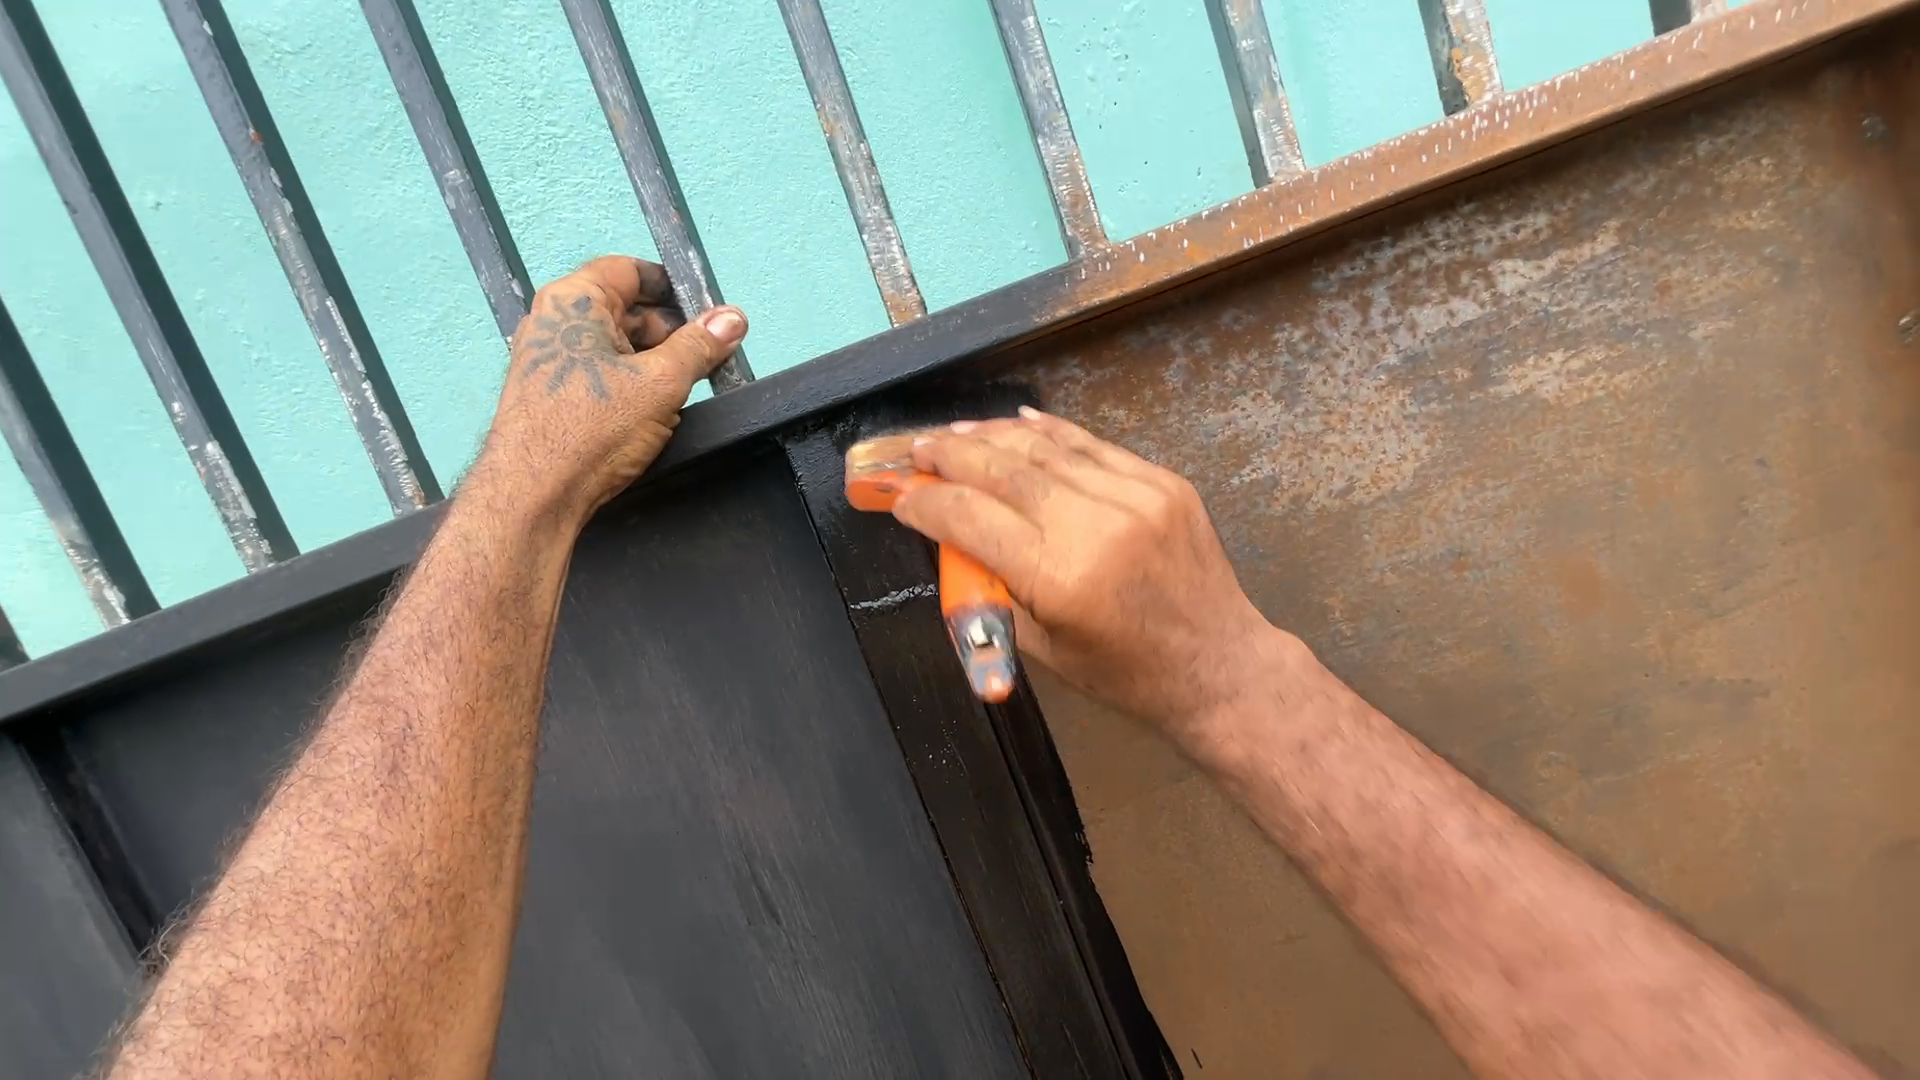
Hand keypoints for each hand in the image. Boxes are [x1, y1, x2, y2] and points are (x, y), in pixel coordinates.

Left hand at [475, 255, 745, 519]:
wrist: (537, 492)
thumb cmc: (590, 429)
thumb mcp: (663, 382)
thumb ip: (701, 346)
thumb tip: (733, 318)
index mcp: (575, 301)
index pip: (629, 271)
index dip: (673, 286)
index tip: (708, 309)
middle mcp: (557, 323)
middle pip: (627, 310)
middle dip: (672, 331)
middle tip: (710, 354)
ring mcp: (553, 361)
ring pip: (618, 346)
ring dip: (657, 362)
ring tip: (687, 388)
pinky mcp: (556, 395)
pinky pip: (606, 375)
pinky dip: (636, 384)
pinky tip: (658, 411)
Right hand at [893, 408, 1297, 751]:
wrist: (1218, 664)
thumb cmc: (1125, 674)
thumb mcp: (1044, 648)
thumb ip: (995, 588)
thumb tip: (952, 538)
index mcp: (1061, 579)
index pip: (972, 520)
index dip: (927, 503)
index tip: (899, 496)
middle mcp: (1096, 526)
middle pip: (1003, 471)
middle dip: (950, 456)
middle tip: (916, 450)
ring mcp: (1135, 497)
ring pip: (1045, 449)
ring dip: (991, 436)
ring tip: (953, 433)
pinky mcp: (1162, 482)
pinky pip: (1091, 444)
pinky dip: (1049, 430)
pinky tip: (1018, 421)